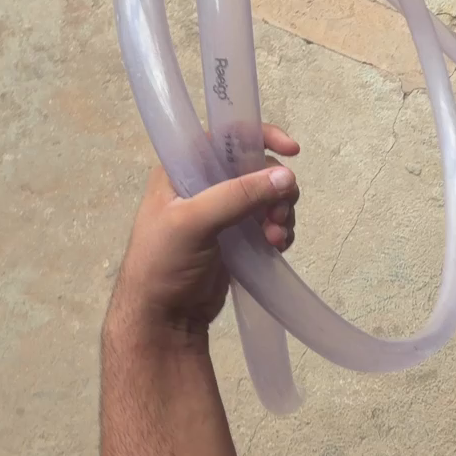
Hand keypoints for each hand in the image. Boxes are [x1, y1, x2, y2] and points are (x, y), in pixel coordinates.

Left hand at [107, 124, 301, 341]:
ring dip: (281, 213)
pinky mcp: (239, 235)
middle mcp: (205, 185)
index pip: (226, 136)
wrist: (163, 319)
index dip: (260, 136)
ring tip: (276, 239)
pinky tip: (277, 247)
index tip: (292, 150)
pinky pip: (271, 220)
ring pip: (270, 195)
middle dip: (276, 189)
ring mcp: (224, 211)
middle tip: (279, 215)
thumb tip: (288, 176)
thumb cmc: (163, 263)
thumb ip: (240, 195)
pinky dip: (281, 230)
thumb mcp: (195, 222)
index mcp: (183, 170)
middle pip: (258, 168)